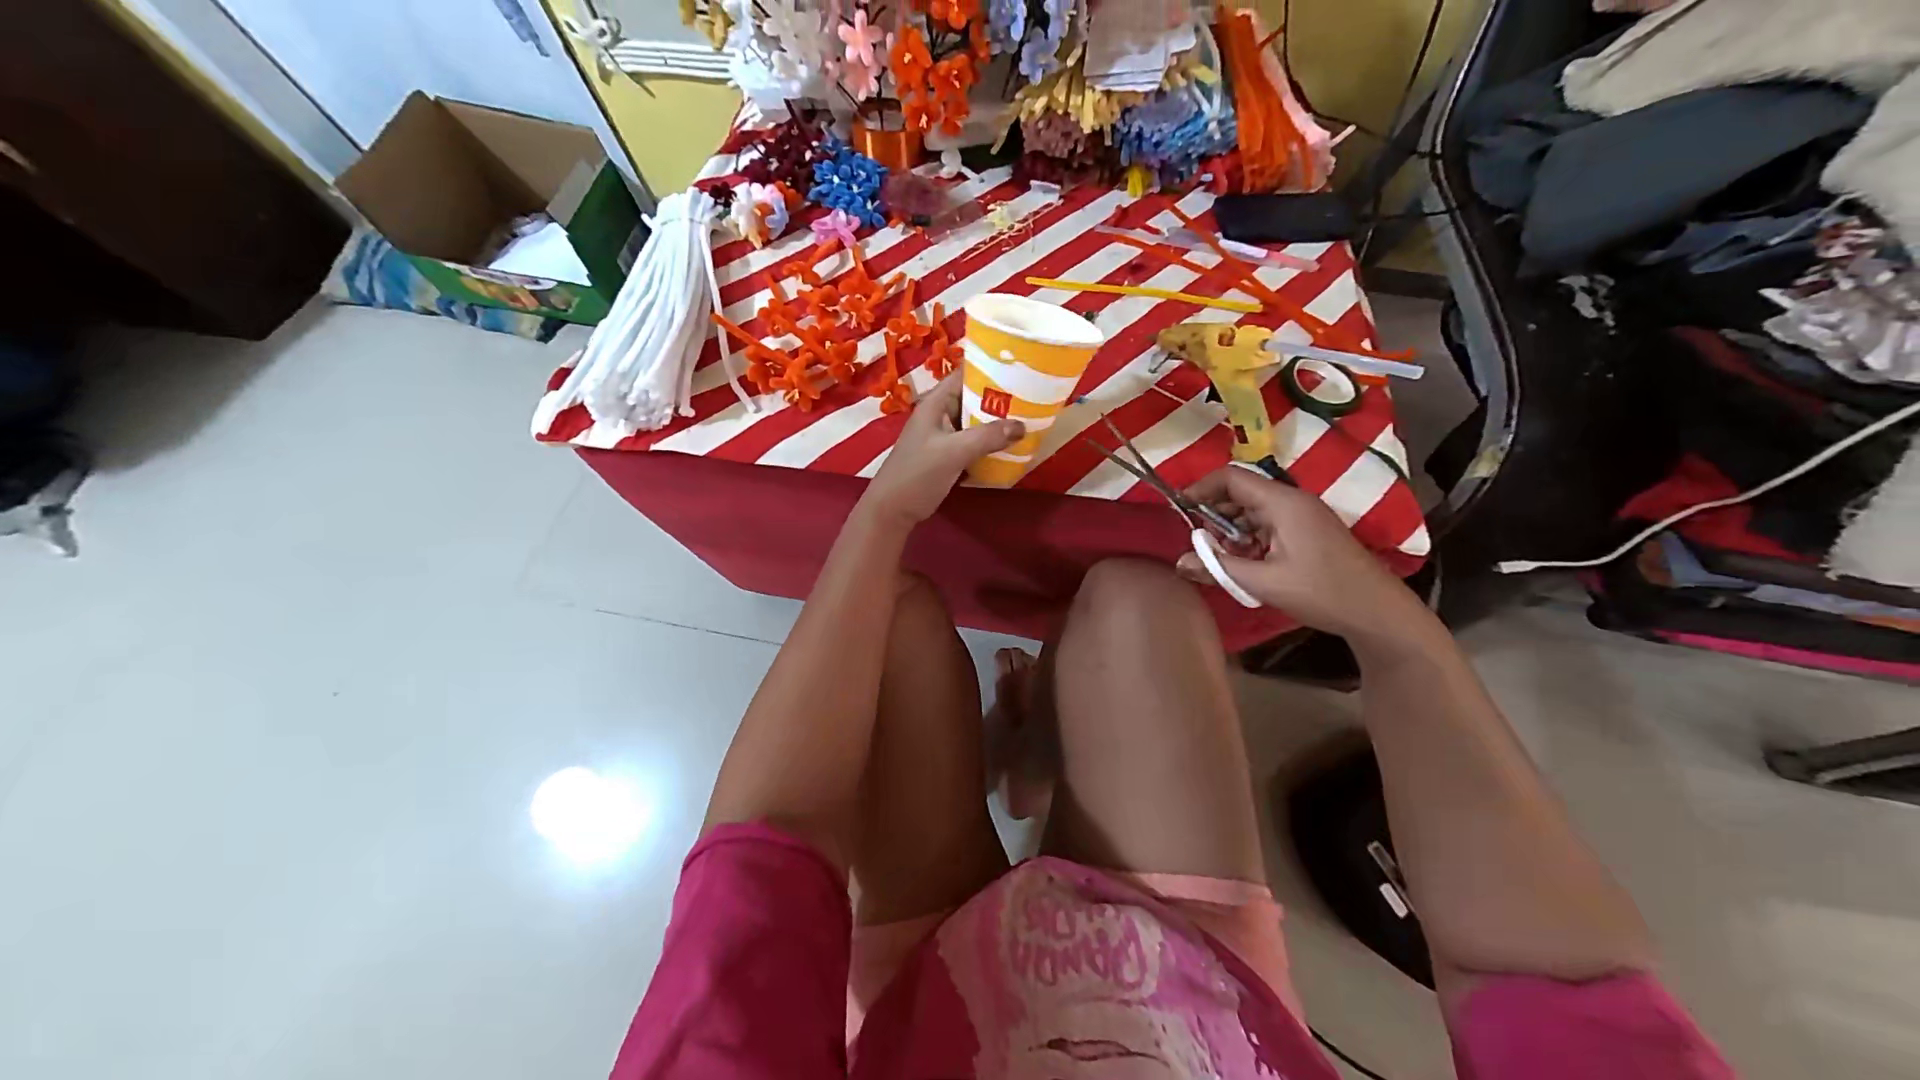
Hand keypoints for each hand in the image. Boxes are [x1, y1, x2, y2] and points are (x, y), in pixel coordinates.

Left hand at [860, 372, 1024, 527]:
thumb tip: (1022, 426)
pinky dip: (990, 443)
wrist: (892, 510)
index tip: (1020, 366)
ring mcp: (944, 436)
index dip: (989, 367)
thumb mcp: (953, 452)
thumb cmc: (916, 474)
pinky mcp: (949, 456)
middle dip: (1001, 398)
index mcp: (935, 403)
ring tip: (1029, 418)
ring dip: (998, 423)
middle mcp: (940, 415)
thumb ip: (987, 437)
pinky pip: (974, 443)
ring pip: (976, 422)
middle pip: (974, 398)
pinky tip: (1012, 446)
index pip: (964, 374)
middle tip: (1034, 396)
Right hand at [1176, 466, 1432, 646]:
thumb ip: (1217, 568)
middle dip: (1214, 516)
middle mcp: (1292, 501)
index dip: (1201, 489)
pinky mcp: (1307, 532)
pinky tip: (1246, 566)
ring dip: (1231, 532)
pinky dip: (1249, 540)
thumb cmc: (1321, 591)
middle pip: (1240, 494)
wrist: (1376, 611)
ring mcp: (1302, 516)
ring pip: (1252, 512)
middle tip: (1200, 546)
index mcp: (1282, 503)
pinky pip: (1268, 525)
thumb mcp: (1262, 582)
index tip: (1179, 511)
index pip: (1231, 478)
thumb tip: (1179, 563)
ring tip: (1222, 561)